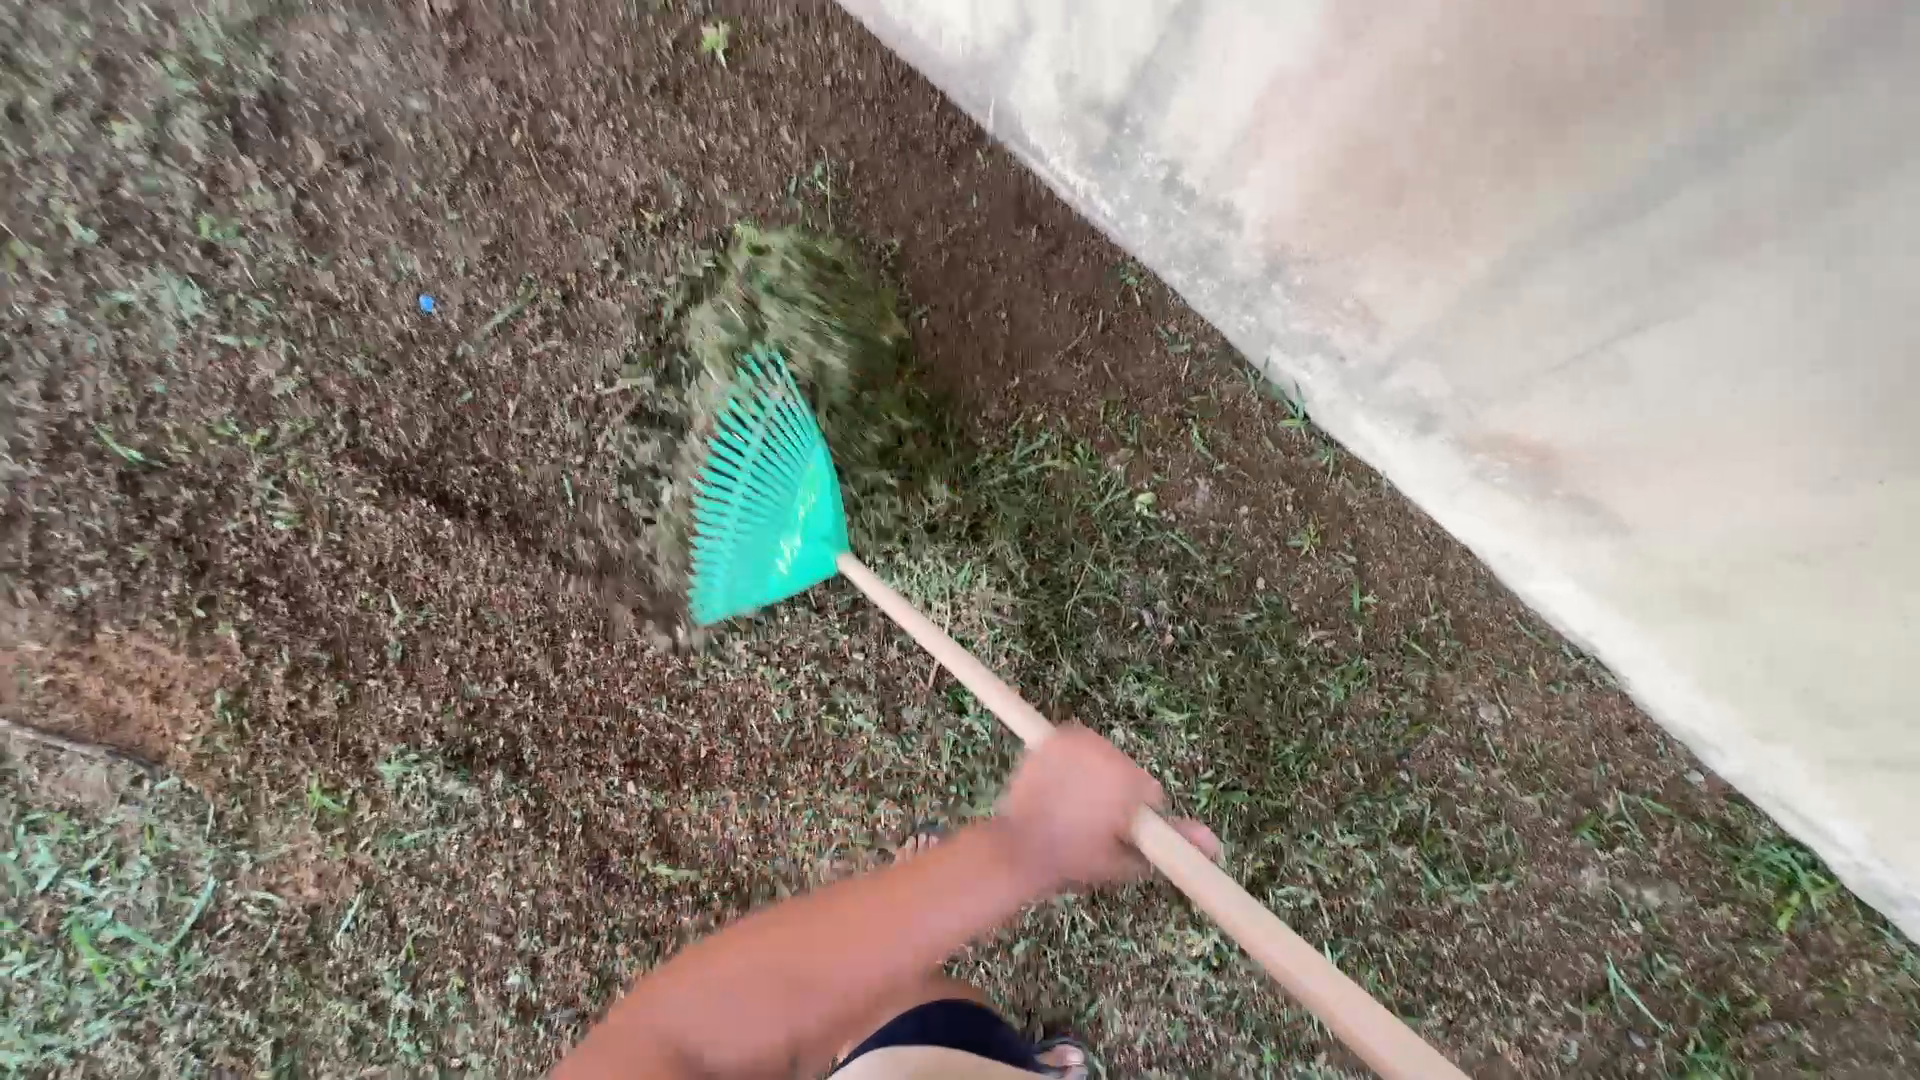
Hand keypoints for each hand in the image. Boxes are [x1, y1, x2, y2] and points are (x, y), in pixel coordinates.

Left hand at [991, 725, 1219, 892]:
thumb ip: (1174, 846)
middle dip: (1115, 791)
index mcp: (1129, 782)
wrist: (1018, 847)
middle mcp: (1107, 753)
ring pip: (1104, 756)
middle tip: (1090, 820)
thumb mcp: (1127, 860)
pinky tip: (1061, 784)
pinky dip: (1074, 759)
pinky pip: (1079, 745)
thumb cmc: (1074, 859)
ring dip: (1096, 774)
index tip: (1113, 830)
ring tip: (1073, 804)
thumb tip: (1216, 843)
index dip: (1134, 814)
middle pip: (1127, 770)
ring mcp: (1077, 742)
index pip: (1149, 793)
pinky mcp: (1053, 737)